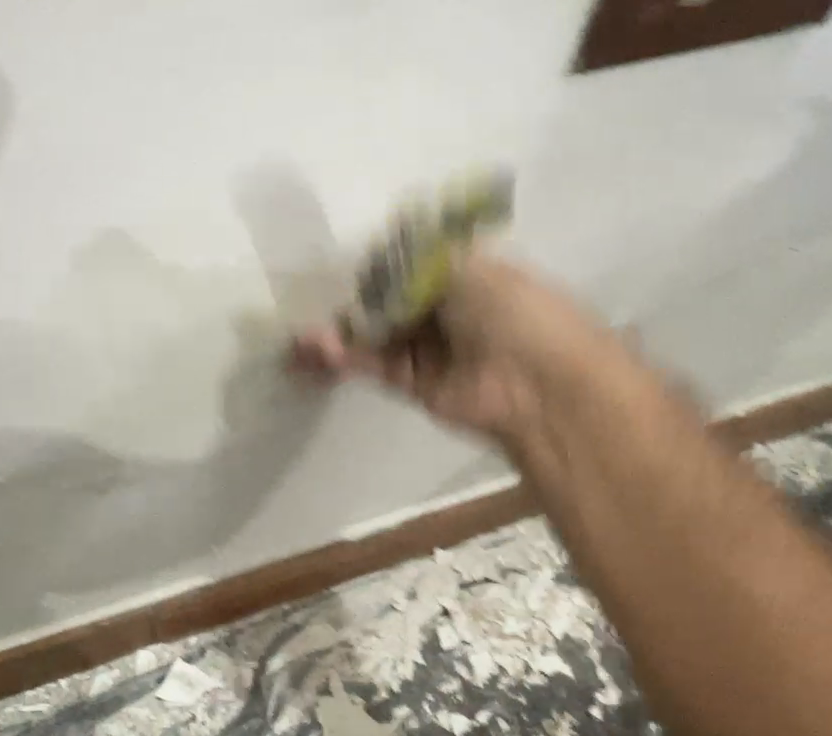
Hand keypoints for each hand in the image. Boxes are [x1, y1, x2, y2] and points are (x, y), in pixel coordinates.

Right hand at [292, 254, 629, 443]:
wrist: (535, 382)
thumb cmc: (511, 311)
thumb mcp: (466, 265)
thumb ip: (415, 262)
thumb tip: (379, 256)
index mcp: (463, 272)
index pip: (406, 264)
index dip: (372, 265)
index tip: (339, 264)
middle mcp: (442, 308)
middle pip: (383, 301)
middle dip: (347, 302)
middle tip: (304, 303)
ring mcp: (426, 348)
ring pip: (372, 336)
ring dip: (336, 335)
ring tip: (296, 340)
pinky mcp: (412, 384)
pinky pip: (373, 364)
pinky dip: (344, 357)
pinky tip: (314, 351)